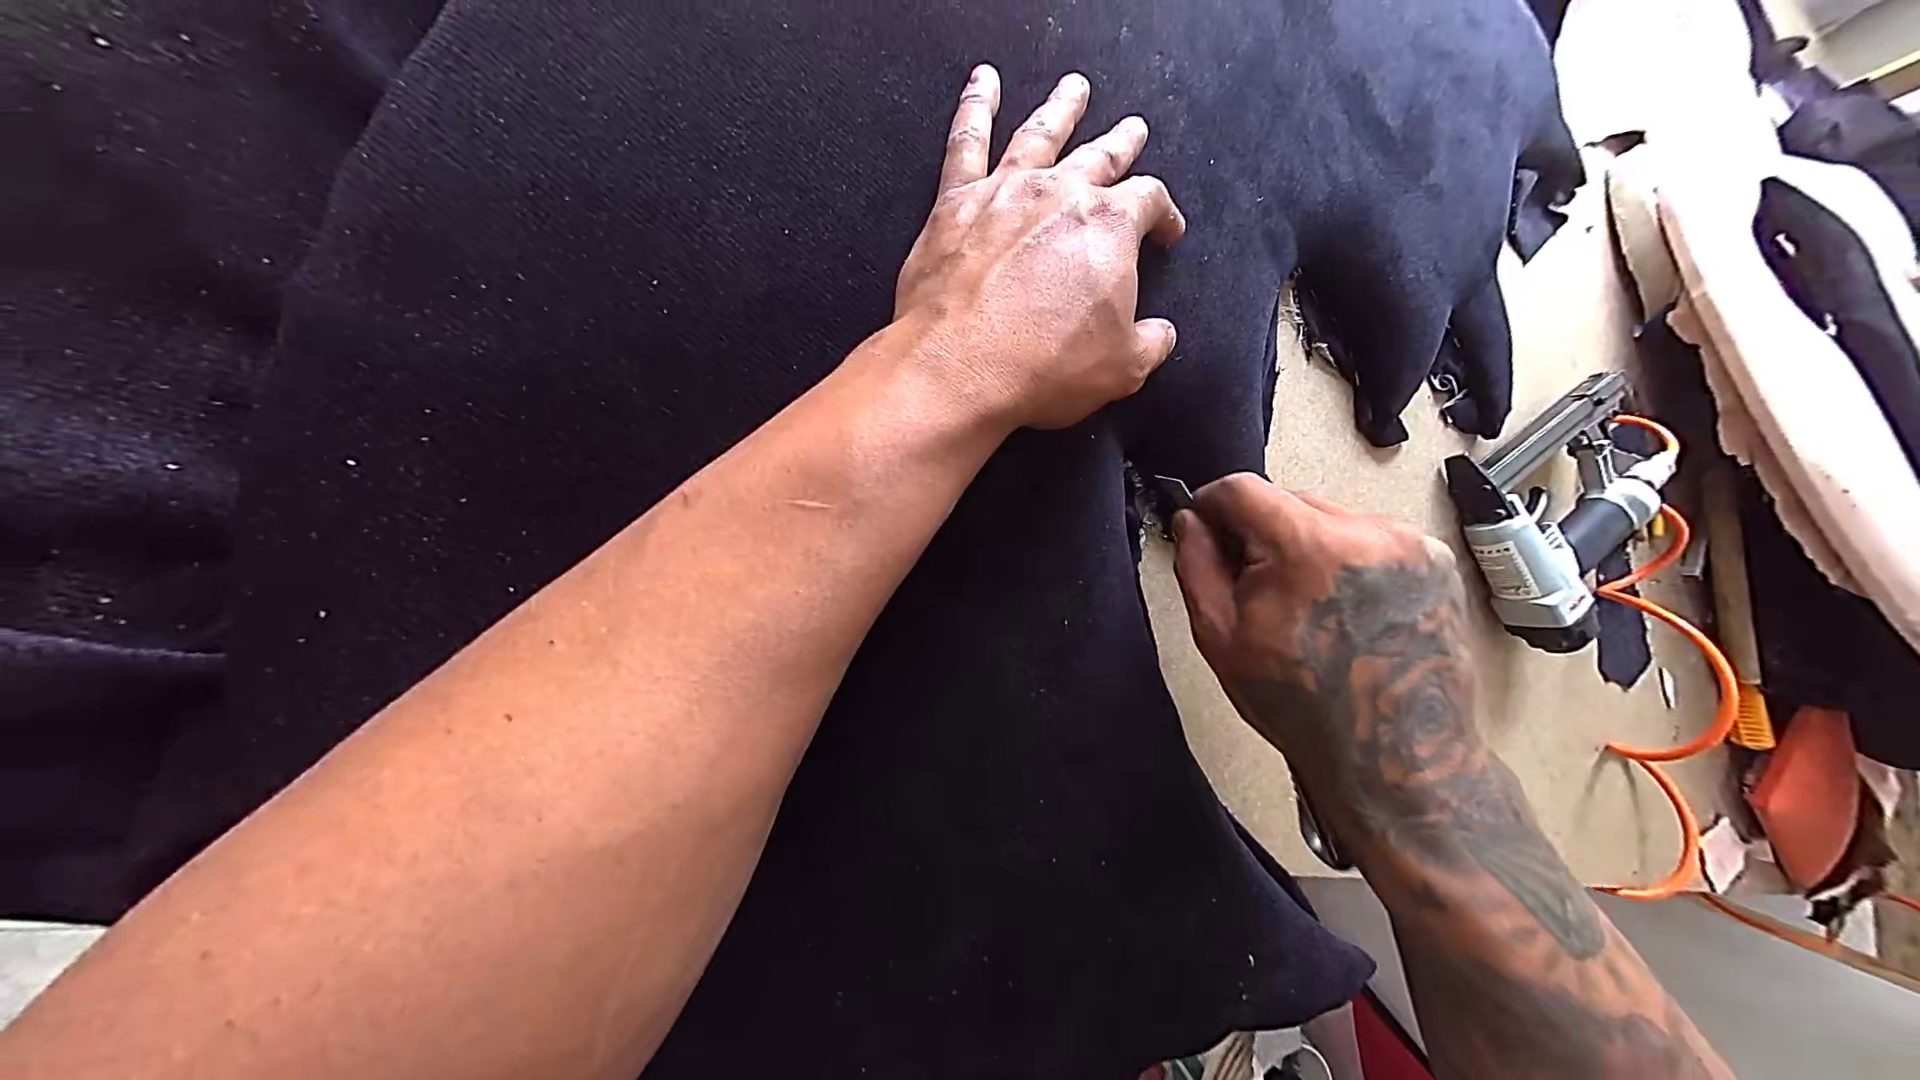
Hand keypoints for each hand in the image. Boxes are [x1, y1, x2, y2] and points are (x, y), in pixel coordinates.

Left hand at [893, 65, 1187, 430]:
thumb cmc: (1041, 369)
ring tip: (1074, 90)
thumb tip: (1159, 334)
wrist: (959, 370)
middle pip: (1100, 156)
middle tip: (1132, 131)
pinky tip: (982, 83)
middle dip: (1121, 145)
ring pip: (1040, 134)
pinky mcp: (955, 204)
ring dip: (1061, 109)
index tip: (1166, 230)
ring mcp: (1005, 192)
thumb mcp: (1121, 369)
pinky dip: (974, 106)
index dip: (1164, 214)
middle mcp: (1060, 194)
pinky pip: (966, 141)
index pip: (1150, 201)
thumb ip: (1149, 343)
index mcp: (1111, 227)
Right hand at [1170, 473, 1480, 835]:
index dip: (1212, 503)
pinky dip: (1341, 556)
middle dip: (1258, 528)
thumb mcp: (1220, 634)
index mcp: (1307, 548)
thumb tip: (1191, 521)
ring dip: (1301, 541)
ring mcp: (1409, 545)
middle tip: (1251, 578)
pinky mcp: (1435, 561)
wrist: (1393, 752)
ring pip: (1326, 514)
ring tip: (1300, 600)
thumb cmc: (1305, 703)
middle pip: (1286, 497)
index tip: (1205, 522)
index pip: (1242, 487)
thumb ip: (1196, 563)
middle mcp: (1366, 533)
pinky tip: (1336, 603)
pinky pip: (1366, 535)